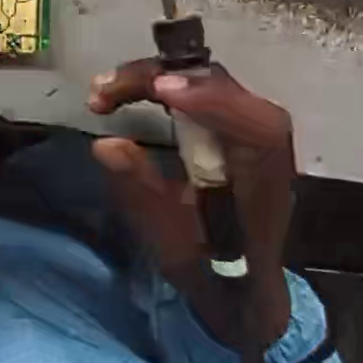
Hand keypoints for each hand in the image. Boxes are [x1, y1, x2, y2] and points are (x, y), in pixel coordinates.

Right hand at [86, 61, 295, 362]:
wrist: (242, 283)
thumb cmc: (210, 265)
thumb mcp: (169, 236)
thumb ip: (140, 188)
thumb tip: (104, 144)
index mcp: (262, 169)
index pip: (247, 120)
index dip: (206, 98)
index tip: (158, 91)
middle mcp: (262, 137)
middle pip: (214, 85)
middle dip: (154, 79)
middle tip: (100, 92)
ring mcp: (246, 126)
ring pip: (202, 82)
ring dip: (149, 79)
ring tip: (102, 92)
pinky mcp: (227, 123)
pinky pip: (195, 91)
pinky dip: (158, 87)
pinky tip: (126, 93)